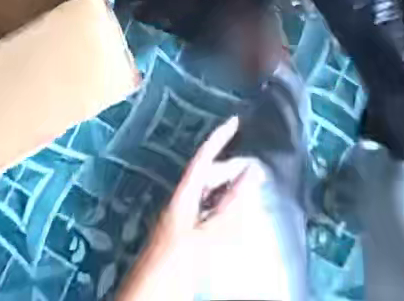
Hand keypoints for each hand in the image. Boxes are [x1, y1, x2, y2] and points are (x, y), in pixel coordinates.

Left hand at [116, 116, 250, 300]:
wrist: (150, 296)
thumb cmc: (176, 261)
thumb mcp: (207, 231)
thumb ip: (229, 204)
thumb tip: (251, 173)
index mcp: (183, 193)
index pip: (203, 157)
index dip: (219, 137)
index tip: (236, 121)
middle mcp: (180, 201)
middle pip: (206, 175)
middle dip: (228, 168)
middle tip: (253, 169)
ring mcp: (180, 219)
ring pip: (207, 196)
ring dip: (226, 190)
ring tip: (249, 190)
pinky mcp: (183, 237)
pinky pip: (206, 213)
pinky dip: (222, 210)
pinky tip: (234, 219)